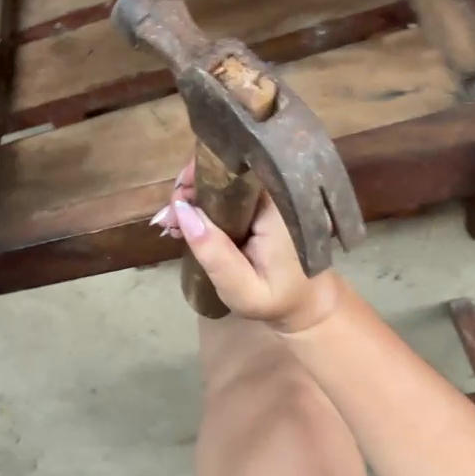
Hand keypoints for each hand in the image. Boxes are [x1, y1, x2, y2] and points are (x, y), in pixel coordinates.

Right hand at [153, 163, 341, 332]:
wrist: (307, 303)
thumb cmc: (278, 300)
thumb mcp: (243, 289)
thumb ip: (215, 254)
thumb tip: (182, 210)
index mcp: (277, 207)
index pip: (235, 171)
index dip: (201, 175)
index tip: (177, 198)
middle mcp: (275, 193)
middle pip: (225, 174)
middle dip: (190, 191)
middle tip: (167, 220)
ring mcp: (268, 198)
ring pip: (222, 185)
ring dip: (193, 200)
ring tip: (172, 225)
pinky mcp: (260, 206)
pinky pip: (226, 197)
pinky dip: (204, 208)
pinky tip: (186, 226)